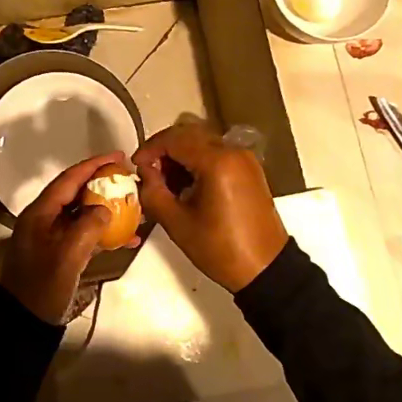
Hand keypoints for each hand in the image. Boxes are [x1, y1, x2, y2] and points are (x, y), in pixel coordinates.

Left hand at [0, 152, 129, 323]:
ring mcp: (51, 236)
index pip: (70, 179)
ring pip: (83, 213)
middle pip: (76, 192)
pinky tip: (127, 237)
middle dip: (103, 184)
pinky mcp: (59, 252)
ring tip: (133, 205)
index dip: (94, 165)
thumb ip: (89, 225)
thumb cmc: (43, 285)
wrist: (25, 320)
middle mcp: (44, 219)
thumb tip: (105, 209)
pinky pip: (84, 233)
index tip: (119, 156)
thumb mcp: (68, 254)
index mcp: (40, 213)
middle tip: (128, 179)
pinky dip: (104, 232)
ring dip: (107, 208)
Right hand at [133, 122, 287, 291]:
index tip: (136, 167)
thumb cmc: (221, 248)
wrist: (265, 267)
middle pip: (190, 133)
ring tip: (166, 182)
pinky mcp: (250, 169)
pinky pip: (218, 153)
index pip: (174, 138)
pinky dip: (198, 160)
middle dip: (165, 149)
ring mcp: (245, 159)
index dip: (150, 149)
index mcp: (217, 162)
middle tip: (149, 173)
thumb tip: (145, 172)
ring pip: (204, 141)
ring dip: (181, 154)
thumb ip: (153, 191)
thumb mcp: (177, 223)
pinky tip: (188, 184)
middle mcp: (233, 151)